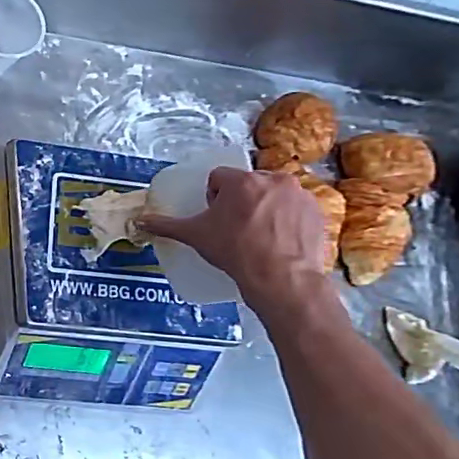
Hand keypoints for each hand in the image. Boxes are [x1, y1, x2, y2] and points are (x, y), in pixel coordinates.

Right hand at [138, 167, 330, 315]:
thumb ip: (167, 225)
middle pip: (247, 184)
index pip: (218, 178)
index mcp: (241, 181)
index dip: (213, 198)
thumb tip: (140, 221)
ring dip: (265, 209)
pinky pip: (295, 210)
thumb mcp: (196, 237)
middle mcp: (273, 179)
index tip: (216, 219)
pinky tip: (279, 243)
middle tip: (235, 230)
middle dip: (241, 202)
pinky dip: (287, 221)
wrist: (283, 280)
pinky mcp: (317, 212)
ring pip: (273, 196)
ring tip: (258, 238)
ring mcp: (299, 195)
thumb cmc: (236, 252)